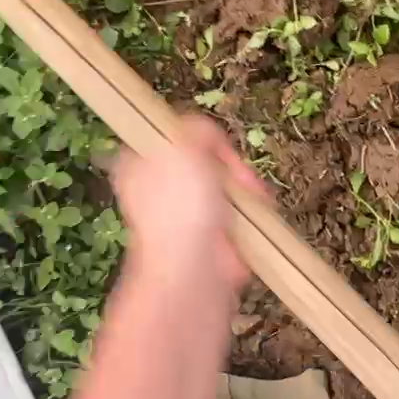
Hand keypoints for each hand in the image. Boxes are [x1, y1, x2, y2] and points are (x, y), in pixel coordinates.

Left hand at [111, 116, 264, 297]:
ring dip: (246, 190)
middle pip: (205, 164)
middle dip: (230, 167)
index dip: (200, 140)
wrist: (193, 269)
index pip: (172, 139)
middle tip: (240, 176)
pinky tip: (259, 212)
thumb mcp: (185, 147)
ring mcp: (186, 218)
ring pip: (225, 189)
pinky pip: (237, 216)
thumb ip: (197, 129)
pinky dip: (252, 214)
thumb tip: (209, 134)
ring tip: (255, 196)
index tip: (217, 148)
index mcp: (139, 165)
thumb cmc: (181, 206)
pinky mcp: (212, 240)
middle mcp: (159, 191)